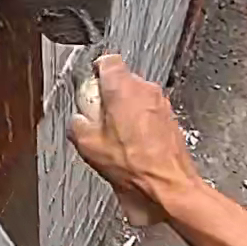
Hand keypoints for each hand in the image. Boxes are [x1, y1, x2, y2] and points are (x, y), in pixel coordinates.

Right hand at [67, 54, 203, 223]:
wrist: (167, 184)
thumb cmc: (135, 165)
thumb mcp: (88, 146)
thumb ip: (77, 125)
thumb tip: (77, 121)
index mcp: (122, 88)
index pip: (107, 61)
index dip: (95, 71)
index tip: (89, 84)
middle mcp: (145, 89)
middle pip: (121, 80)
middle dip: (107, 96)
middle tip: (97, 118)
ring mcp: (160, 103)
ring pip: (136, 97)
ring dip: (124, 110)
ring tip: (115, 136)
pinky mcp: (169, 118)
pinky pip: (148, 112)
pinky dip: (139, 123)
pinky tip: (131, 145)